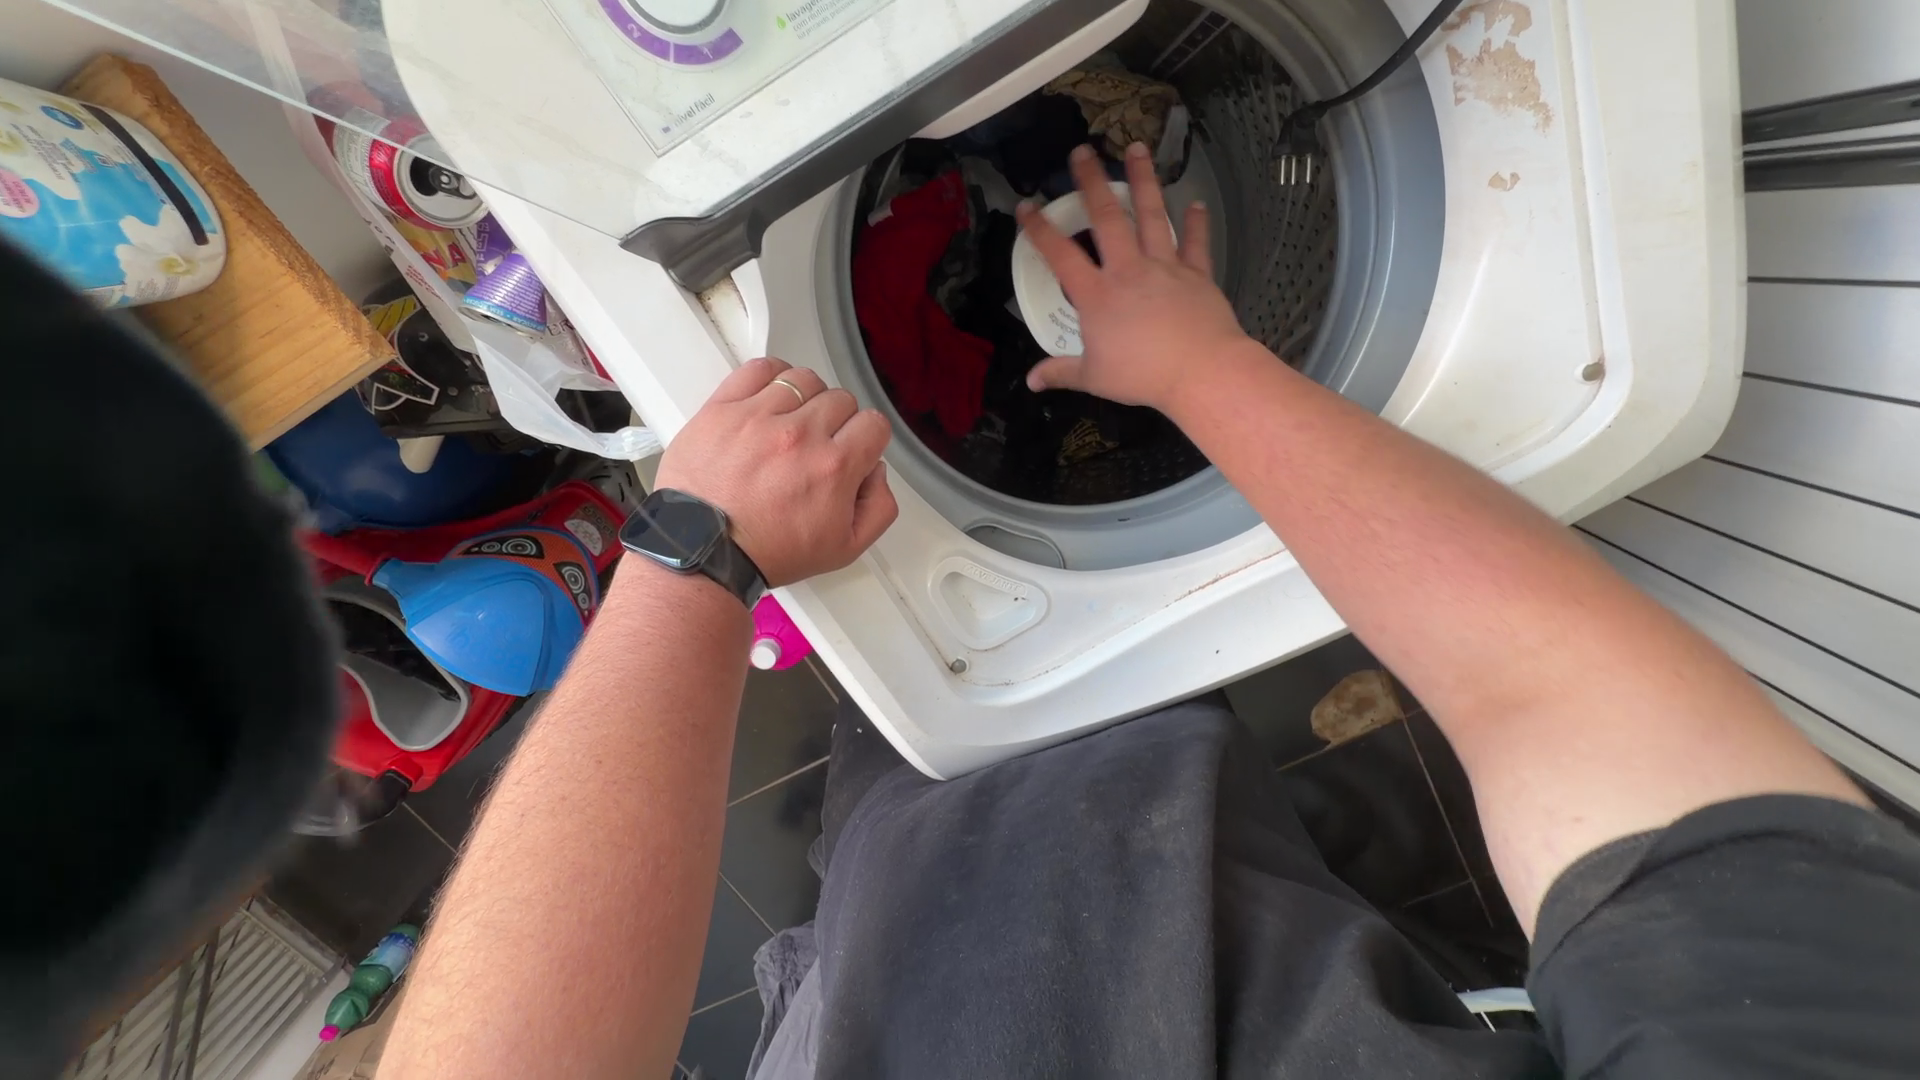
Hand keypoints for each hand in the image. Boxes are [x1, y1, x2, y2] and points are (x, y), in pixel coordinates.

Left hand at [654, 357, 897, 587]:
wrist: (705, 552)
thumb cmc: (768, 552)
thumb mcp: (846, 549)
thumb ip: (879, 507)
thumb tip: (876, 471)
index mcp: (834, 467)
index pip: (874, 423)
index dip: (868, 438)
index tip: (854, 449)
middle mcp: (800, 435)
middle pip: (841, 399)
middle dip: (837, 422)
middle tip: (819, 446)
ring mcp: (758, 418)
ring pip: (804, 379)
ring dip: (806, 398)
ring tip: (792, 423)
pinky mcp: (723, 410)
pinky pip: (759, 369)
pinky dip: (771, 377)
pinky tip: (770, 399)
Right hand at [1017, 143, 1260, 414]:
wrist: (1200, 371)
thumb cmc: (1142, 376)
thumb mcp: (1093, 378)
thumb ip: (1060, 373)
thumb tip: (1031, 382)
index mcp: (1097, 296)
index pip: (1060, 256)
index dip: (1039, 230)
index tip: (1026, 206)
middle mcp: (1128, 271)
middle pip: (1107, 219)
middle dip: (1092, 182)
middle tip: (1082, 152)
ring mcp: (1165, 268)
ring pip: (1152, 215)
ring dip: (1143, 181)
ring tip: (1137, 149)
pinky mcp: (1197, 274)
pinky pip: (1196, 244)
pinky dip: (1196, 223)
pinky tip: (1196, 204)